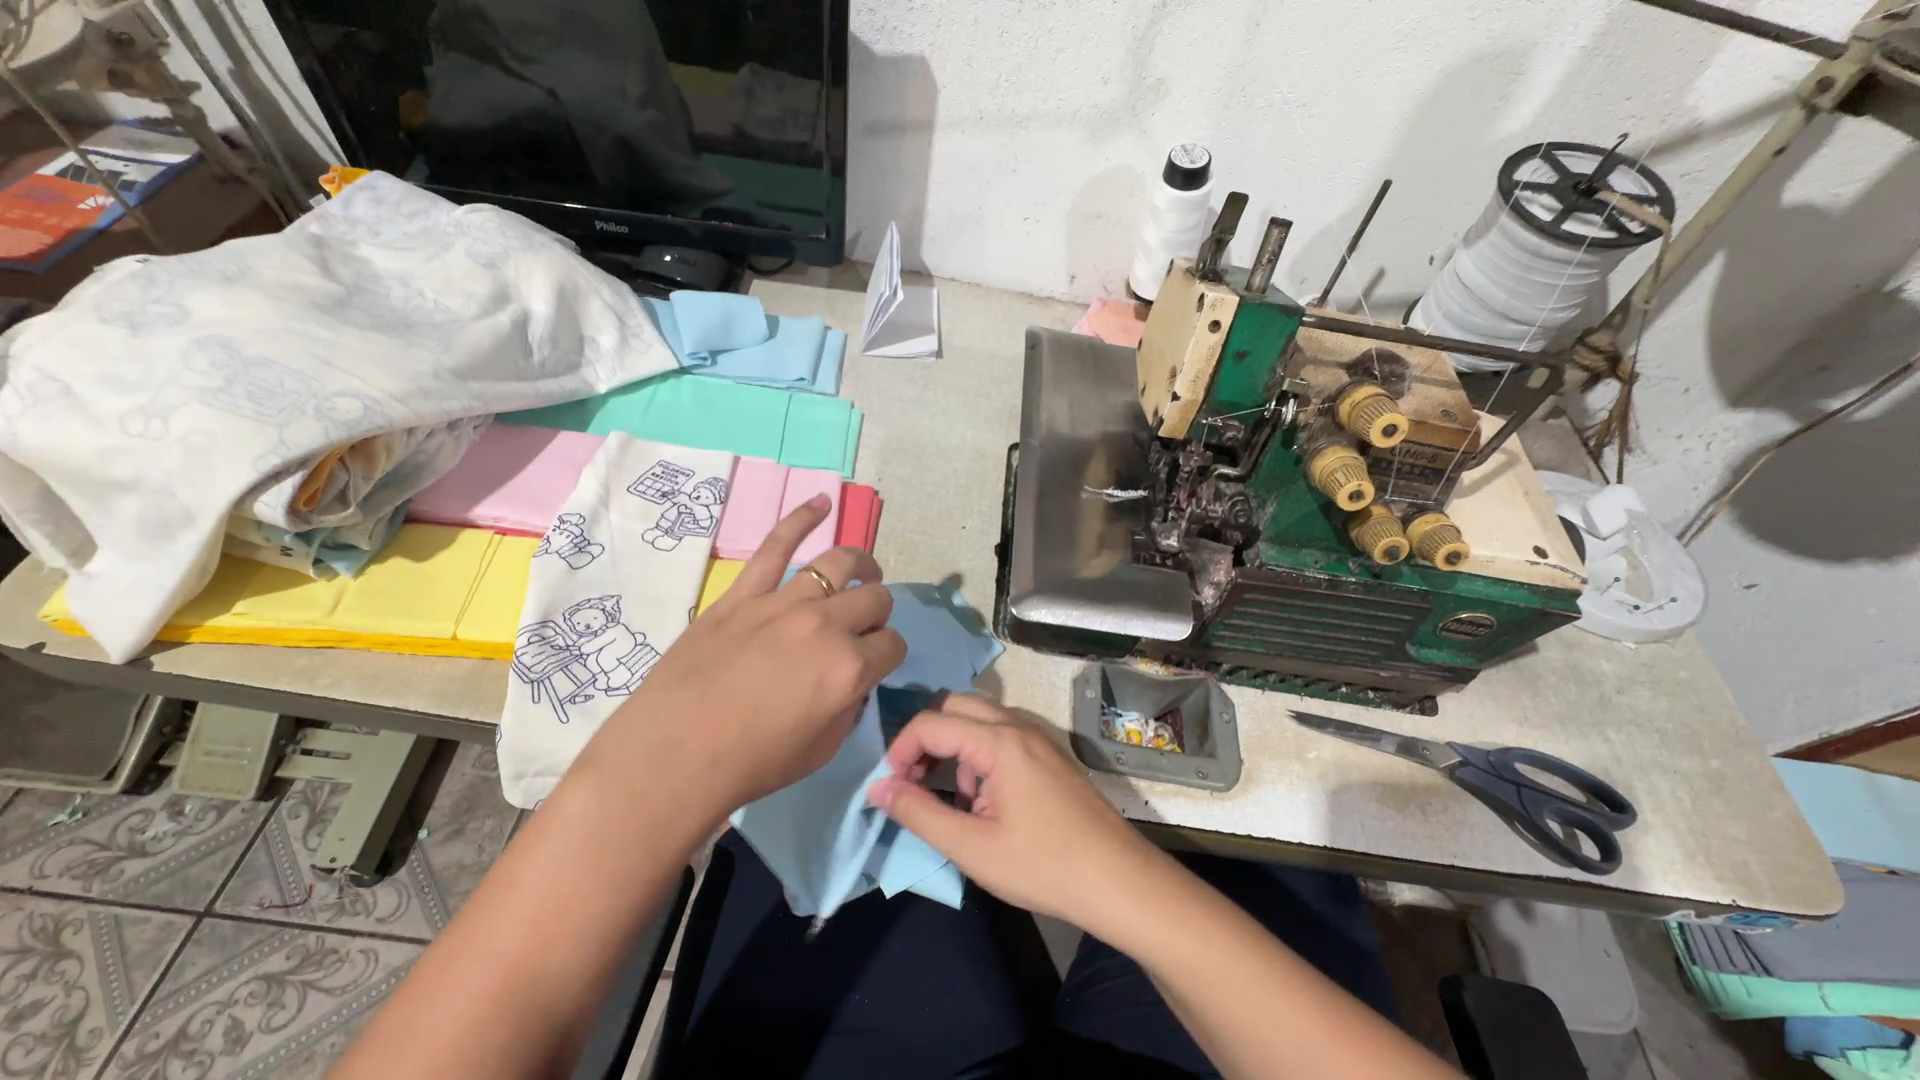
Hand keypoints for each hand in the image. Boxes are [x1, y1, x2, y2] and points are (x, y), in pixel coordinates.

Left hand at [584, 496, 906, 818]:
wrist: (674, 754)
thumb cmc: (752, 763)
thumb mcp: (822, 749)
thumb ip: (848, 706)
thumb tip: (851, 681)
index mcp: (850, 669)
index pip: (893, 645)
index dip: (888, 655)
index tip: (875, 664)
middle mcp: (826, 625)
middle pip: (875, 599)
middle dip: (878, 614)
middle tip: (863, 629)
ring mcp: (783, 603)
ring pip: (839, 563)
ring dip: (860, 566)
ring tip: (863, 573)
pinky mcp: (743, 593)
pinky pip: (776, 545)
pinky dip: (801, 518)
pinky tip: (821, 502)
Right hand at [867, 694, 1164, 932]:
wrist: (1120, 881)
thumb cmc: (1043, 866)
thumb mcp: (972, 847)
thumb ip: (919, 813)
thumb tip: (877, 787)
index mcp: (999, 741)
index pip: (930, 723)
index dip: (900, 750)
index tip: (890, 788)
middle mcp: (1019, 726)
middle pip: (955, 707)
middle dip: (925, 739)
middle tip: (911, 783)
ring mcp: (1039, 739)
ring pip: (979, 720)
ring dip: (953, 747)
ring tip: (950, 799)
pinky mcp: (1050, 756)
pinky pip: (1002, 736)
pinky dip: (978, 755)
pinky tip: (984, 802)